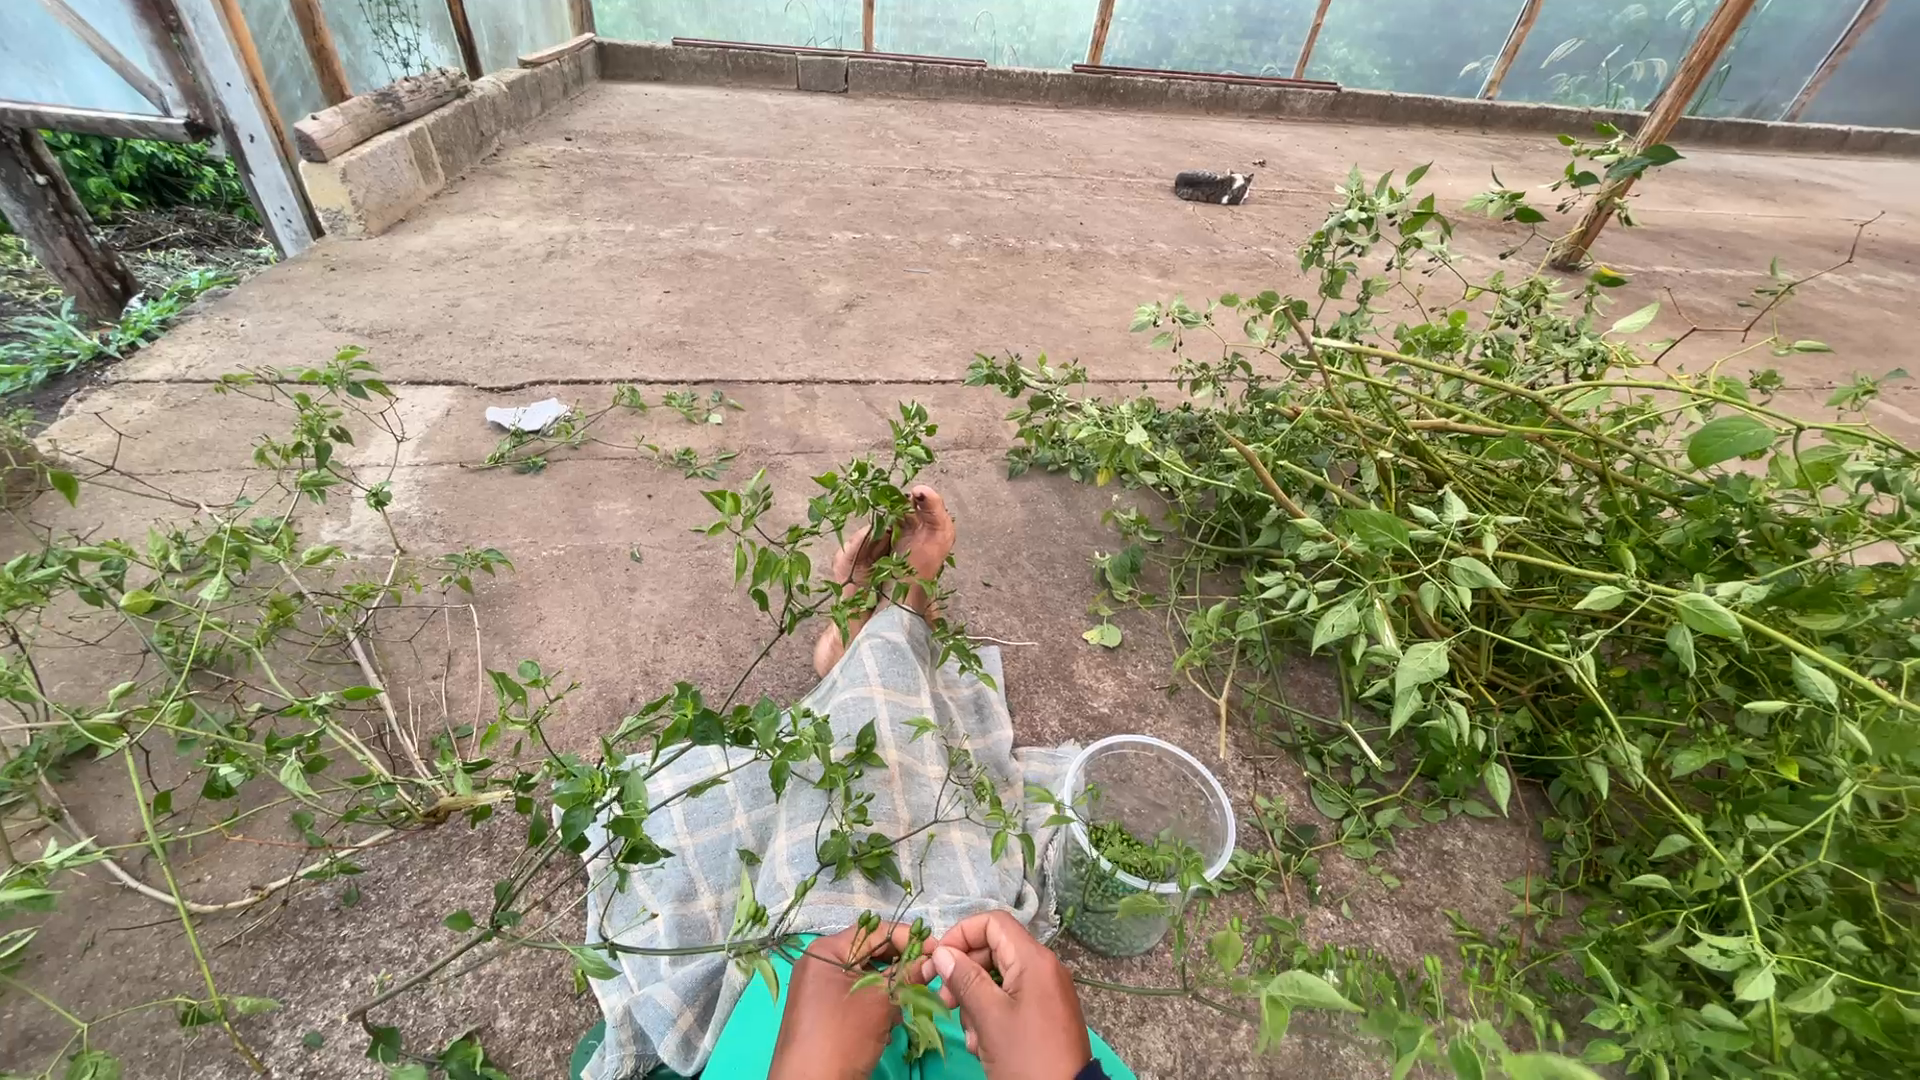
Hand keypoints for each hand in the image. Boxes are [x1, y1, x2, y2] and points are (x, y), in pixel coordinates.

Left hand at [768, 922, 920, 1079]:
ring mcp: (819, 991)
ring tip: (907, 1004)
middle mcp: (820, 965)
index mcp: (826, 952)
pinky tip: (888, 1024)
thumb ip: (905, 976)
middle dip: (899, 965)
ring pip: (866, 977)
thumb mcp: (878, 1003)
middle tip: (927, 973)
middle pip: (869, 953)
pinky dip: (876, 1006)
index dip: (907, 937)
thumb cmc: (841, 1038)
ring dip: (890, 989)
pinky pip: (856, 997)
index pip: (874, 931)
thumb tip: (931, 960)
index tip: (935, 948)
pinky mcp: (824, 1015)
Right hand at [923, 911, 1090, 1079]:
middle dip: (966, 972)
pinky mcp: (1046, 1014)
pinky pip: (1012, 999)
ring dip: (976, 1000)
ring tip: (971, 1035)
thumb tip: (942, 952)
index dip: (963, 934)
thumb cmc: (1026, 1058)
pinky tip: (983, 1043)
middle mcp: (1043, 967)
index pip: (993, 922)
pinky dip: (992, 1014)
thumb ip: (965, 979)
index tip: (940, 960)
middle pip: (994, 949)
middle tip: (945, 1002)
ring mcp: (1046, 991)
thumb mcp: (990, 1018)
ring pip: (999, 977)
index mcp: (1034, 958)